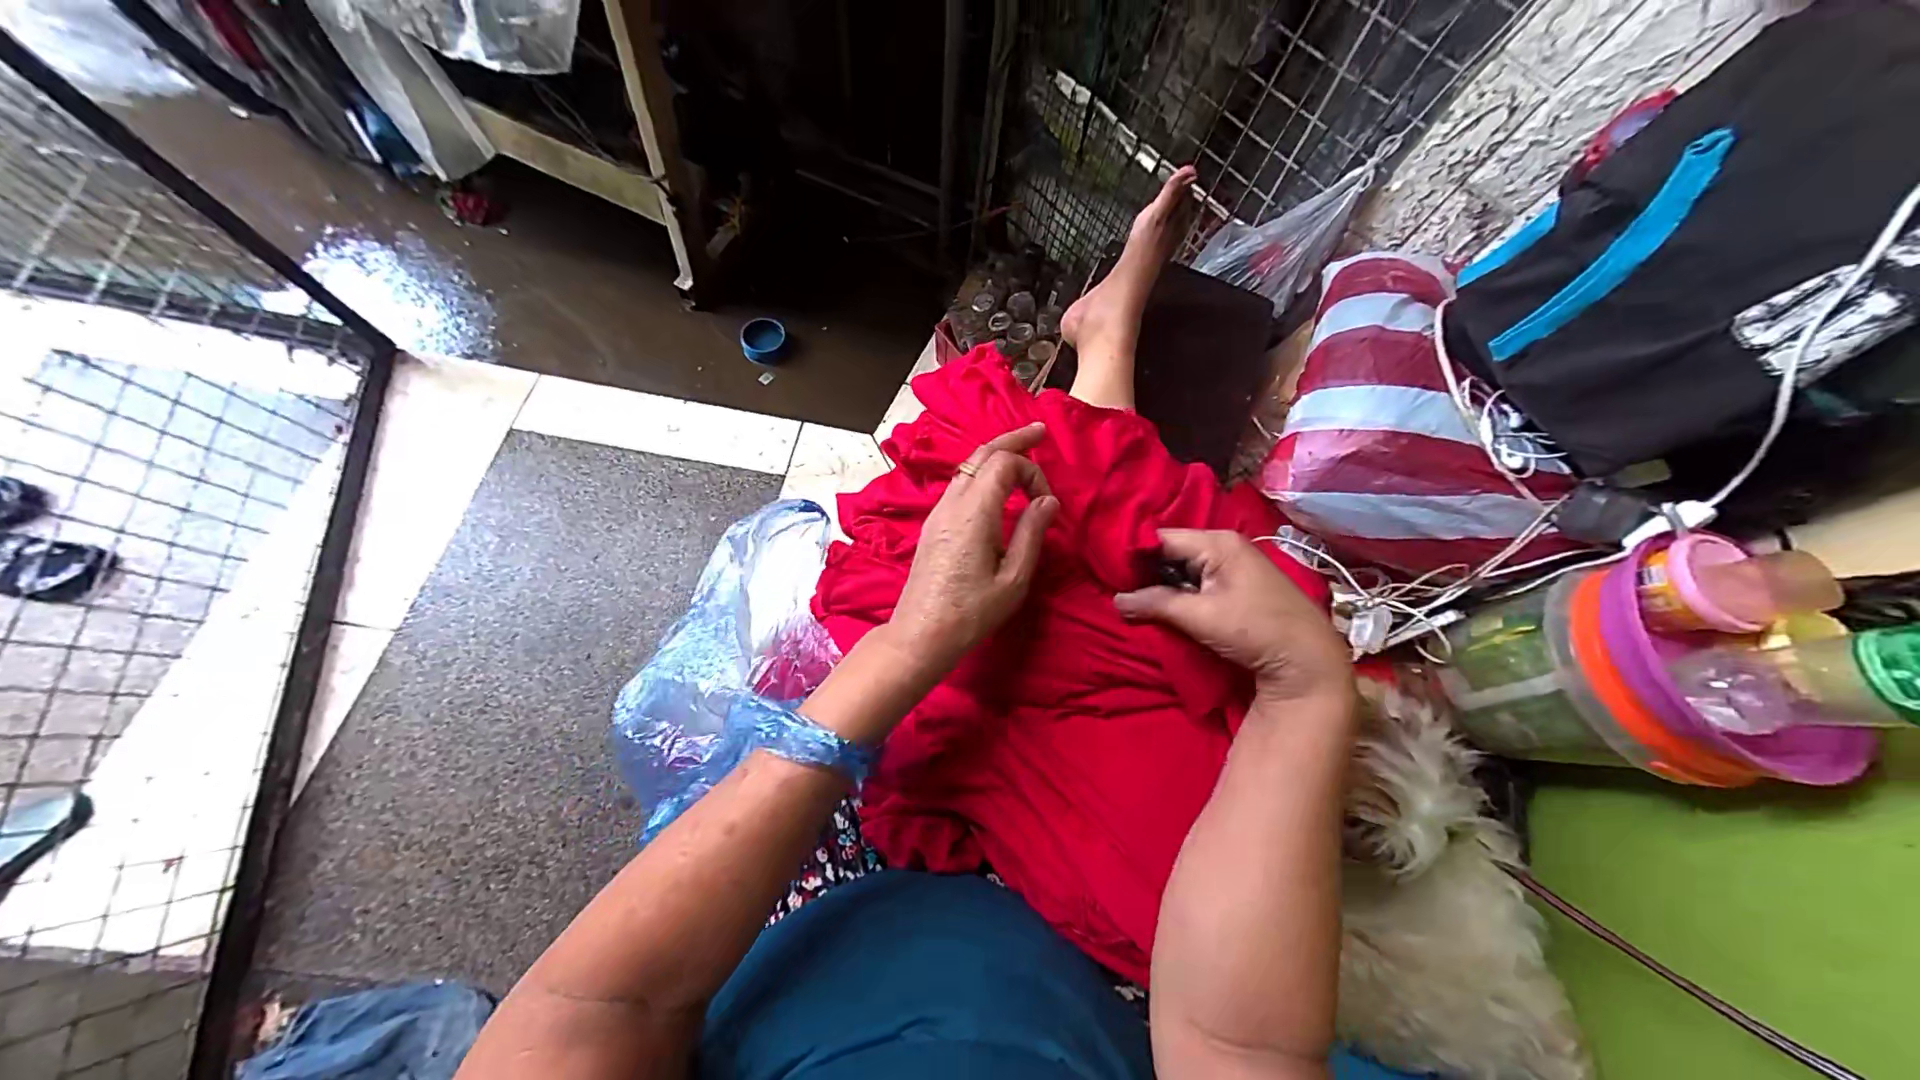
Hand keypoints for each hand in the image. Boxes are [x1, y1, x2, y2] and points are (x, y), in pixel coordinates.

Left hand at [889, 423, 1059, 676]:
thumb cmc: (970, 613)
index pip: (1003, 463)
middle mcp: (951, 504)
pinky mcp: (933, 526)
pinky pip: (960, 485)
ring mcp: (937, 513)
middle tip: (1039, 432)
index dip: (1031, 471)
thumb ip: (1032, 533)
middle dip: (1012, 440)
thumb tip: (1047, 501)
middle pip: (981, 454)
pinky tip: (996, 487)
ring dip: (995, 457)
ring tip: (1021, 455)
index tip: (1047, 502)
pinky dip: (982, 475)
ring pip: (967, 468)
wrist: (921, 635)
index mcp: (973, 513)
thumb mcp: (1013, 579)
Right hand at [1114, 529, 1350, 704]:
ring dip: (1164, 585)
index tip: (1110, 575)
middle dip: (1147, 571)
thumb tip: (1115, 600)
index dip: (1134, 555)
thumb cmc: (1256, 631)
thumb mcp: (1200, 617)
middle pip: (1172, 551)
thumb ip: (1156, 604)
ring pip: (1184, 567)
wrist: (1309, 661)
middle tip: (1121, 590)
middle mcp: (1226, 545)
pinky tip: (1166, 606)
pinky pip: (1198, 579)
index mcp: (1218, 543)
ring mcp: (1235, 564)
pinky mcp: (1238, 584)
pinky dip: (1181, 592)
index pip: (1162, 539)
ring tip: (1138, 600)